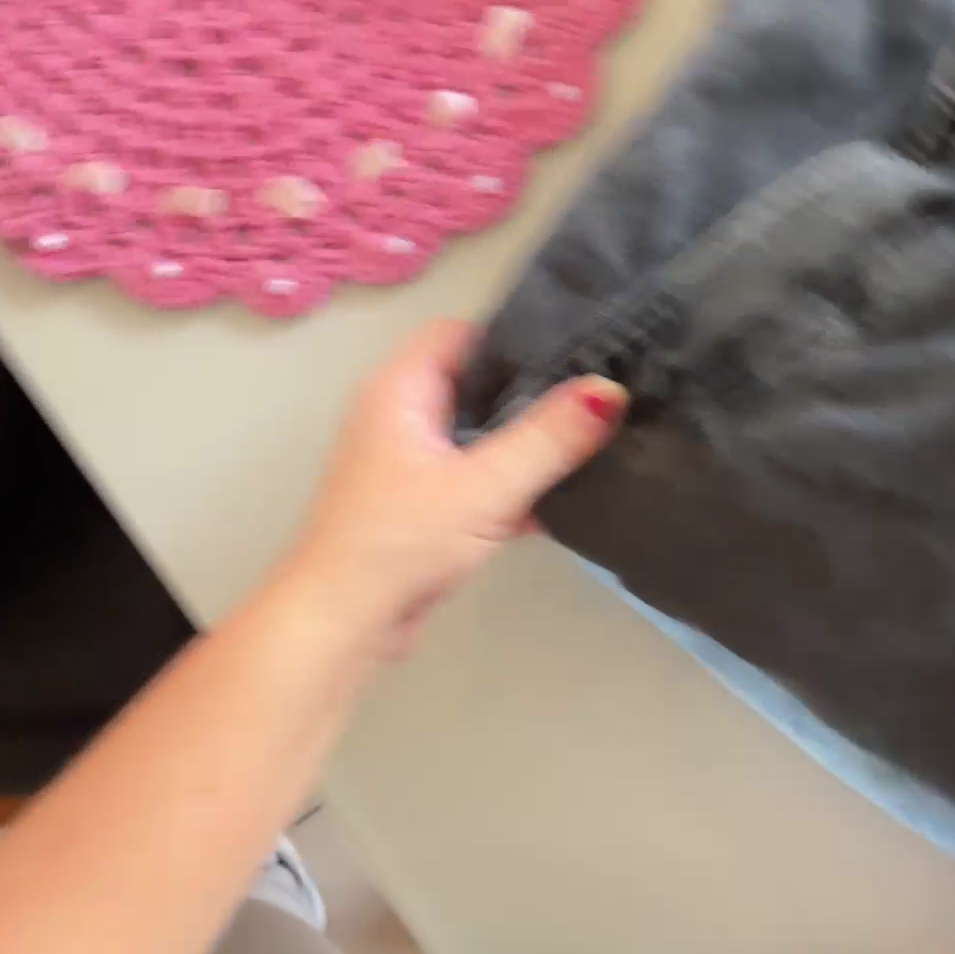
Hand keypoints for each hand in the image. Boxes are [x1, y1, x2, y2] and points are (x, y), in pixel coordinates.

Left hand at [284, 319, 626, 653]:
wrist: (345, 620)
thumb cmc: (401, 542)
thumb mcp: (483, 487)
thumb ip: (548, 439)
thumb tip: (609, 392)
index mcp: (400, 389)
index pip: (461, 332)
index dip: (515, 334)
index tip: (575, 345)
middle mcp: (401, 415)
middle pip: (476, 383)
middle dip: (531, 390)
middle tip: (597, 391)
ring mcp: (410, 460)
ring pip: (479, 433)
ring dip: (524, 442)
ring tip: (592, 436)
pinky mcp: (423, 503)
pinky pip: (476, 475)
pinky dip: (510, 482)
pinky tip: (562, 493)